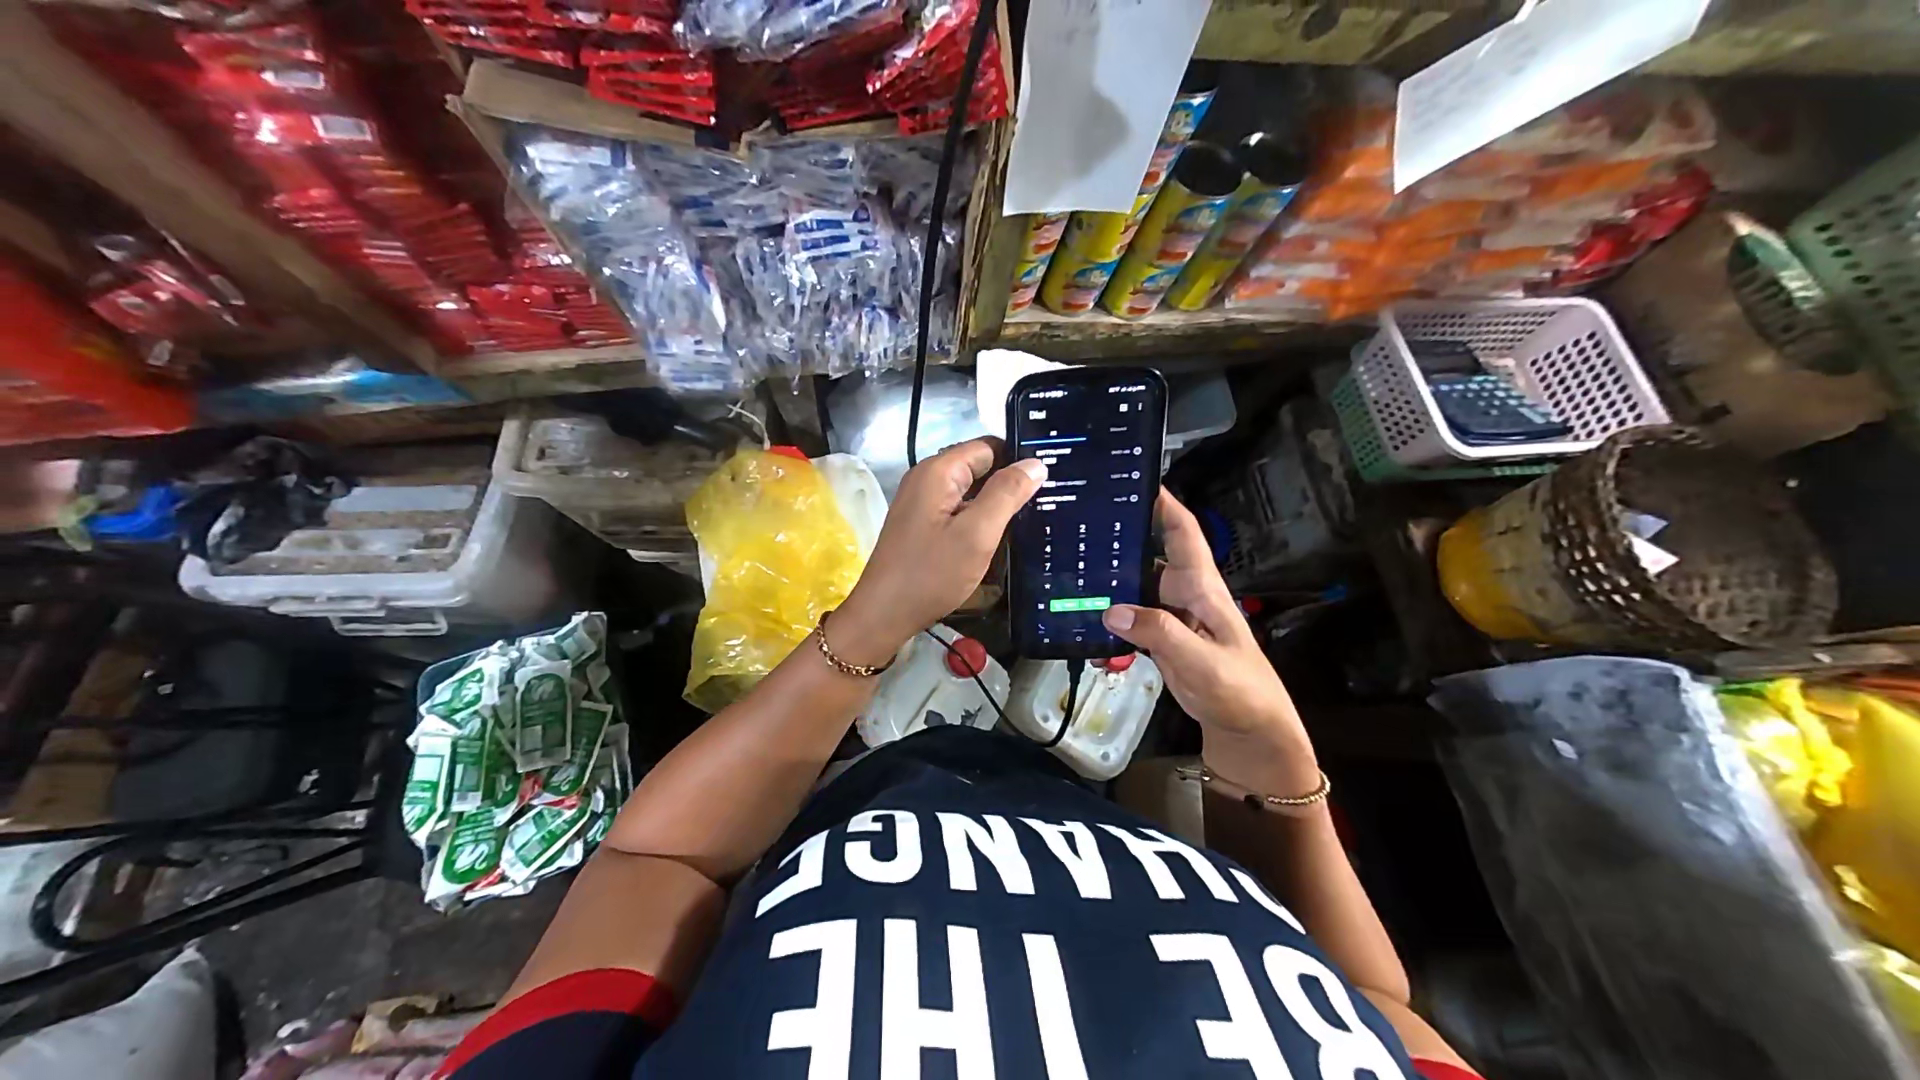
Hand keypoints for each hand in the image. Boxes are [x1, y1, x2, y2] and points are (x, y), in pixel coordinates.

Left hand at [831, 437, 1044, 666]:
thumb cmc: (931, 573)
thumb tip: (1035, 464)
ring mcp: (922, 502)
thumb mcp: (977, 533)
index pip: (988, 446)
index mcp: (938, 471)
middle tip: (1045, 504)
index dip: (1018, 458)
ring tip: (1029, 522)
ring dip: (995, 505)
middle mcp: (927, 479)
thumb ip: (1007, 494)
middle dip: (1009, 483)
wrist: (884, 614)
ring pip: (970, 491)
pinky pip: (959, 510)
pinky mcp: (922, 524)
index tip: (1048, 479)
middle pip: (979, 467)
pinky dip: (979, 520)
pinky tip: (998, 539)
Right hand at [1101, 489, 1318, 792]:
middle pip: (1150, 552)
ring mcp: (1170, 615)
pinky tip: (1079, 609)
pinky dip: (1107, 610)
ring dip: (1109, 574)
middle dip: (1121, 533)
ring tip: (1068, 560)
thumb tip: (1110, 610)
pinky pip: (1129, 615)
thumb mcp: (1203, 662)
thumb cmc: (1238, 689)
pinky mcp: (1159, 637)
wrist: (1247, 729)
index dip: (1162, 502)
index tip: (1132, 478)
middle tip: (1079, 519)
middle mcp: (1183, 592)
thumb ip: (1160, 634)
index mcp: (1202, 587)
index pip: (1182, 532)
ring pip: (1135, 583)